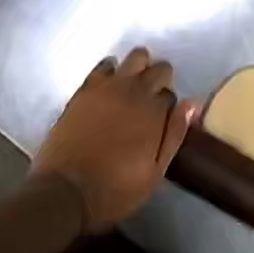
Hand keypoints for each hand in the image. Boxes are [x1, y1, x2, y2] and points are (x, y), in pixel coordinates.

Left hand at [30, 48, 196, 233]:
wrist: (61, 195)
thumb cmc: (112, 190)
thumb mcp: (153, 173)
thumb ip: (174, 135)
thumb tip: (192, 103)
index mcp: (154, 112)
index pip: (171, 94)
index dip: (168, 107)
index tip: (160, 121)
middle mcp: (135, 92)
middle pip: (158, 68)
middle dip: (160, 80)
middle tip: (150, 101)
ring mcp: (108, 88)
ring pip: (135, 57)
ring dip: (139, 68)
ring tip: (131, 86)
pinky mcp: (84, 91)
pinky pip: (104, 66)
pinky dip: (111, 70)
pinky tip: (109, 84)